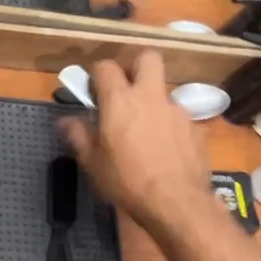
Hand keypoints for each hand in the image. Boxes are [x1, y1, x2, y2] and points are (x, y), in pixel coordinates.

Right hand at [58, 51, 211, 225]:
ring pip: (164, 91)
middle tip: (126, 89)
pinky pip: (179, 118)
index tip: (94, 89)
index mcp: (119, 101)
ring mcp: (177, 110)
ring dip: (153, 102)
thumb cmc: (126, 181)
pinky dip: (170, 126)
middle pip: (147, 58)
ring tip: (145, 130)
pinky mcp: (196, 128)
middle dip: (135, 66)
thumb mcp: (93, 162)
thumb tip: (64, 121)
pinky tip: (166, 150)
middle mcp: (150, 97)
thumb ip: (78, 136)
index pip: (106, 66)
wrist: (176, 202)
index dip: (98, 73)